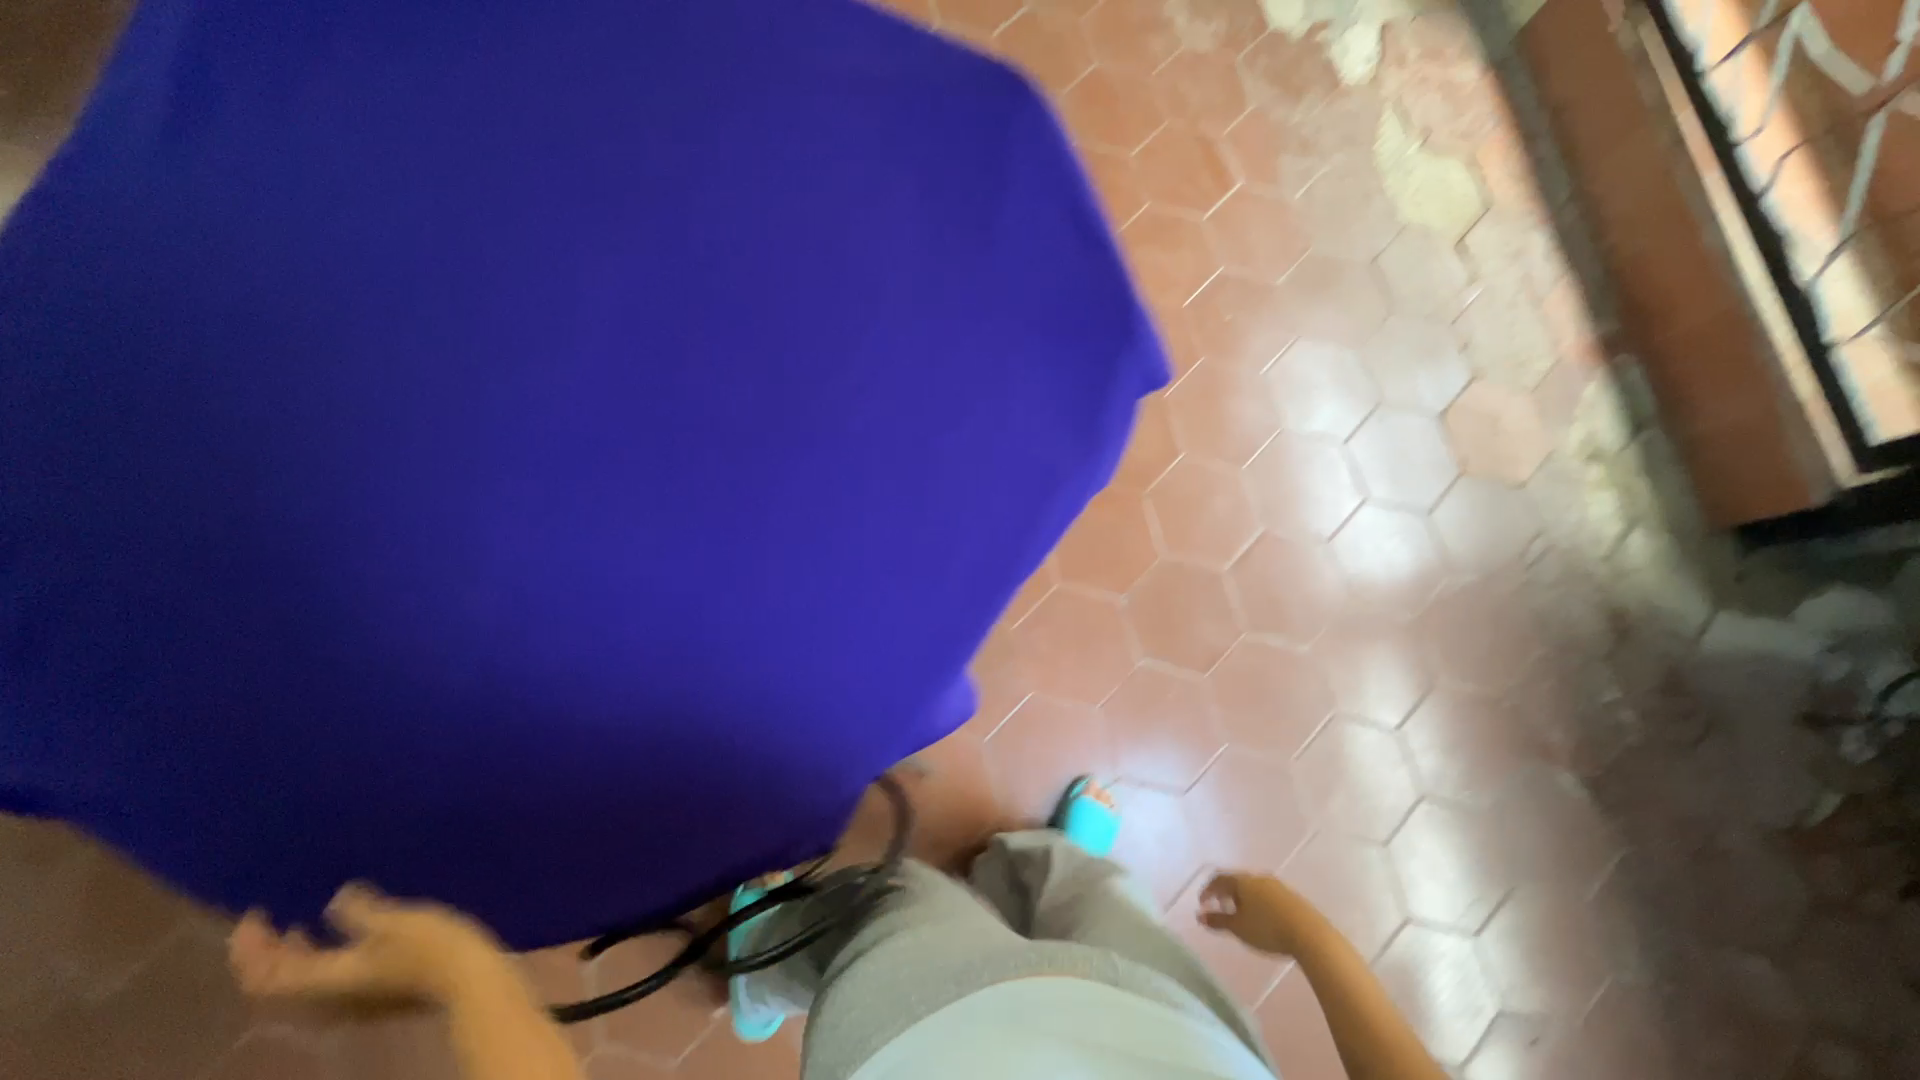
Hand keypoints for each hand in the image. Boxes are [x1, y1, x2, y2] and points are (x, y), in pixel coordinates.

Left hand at [229, 882, 512, 1006]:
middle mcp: (325, 1000)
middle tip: (269, 916)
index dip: (251, 945)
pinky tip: (341, 937)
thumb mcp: (393, 920)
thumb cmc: (430, 948)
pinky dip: (317, 960)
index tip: (257, 911)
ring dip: (291, 955)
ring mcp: (348, 1002)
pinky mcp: (370, 996)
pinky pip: (324, 982)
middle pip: (276, 982)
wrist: (470, 980)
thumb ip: (358, 910)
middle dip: (266, 950)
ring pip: (301, 983)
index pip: (264, 972)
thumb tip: (336, 898)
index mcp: (323, 982)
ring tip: (300, 923)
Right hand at [1197, 872, 1319, 956]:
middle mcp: (1259, 878)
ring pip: (1252, 887)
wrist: (1310, 935)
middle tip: (1220, 909)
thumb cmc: (1268, 929)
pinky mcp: (1291, 897)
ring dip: (1242, 899)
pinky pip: (1266, 894)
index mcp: (1243, 881)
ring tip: (1240, 916)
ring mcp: (1277, 886)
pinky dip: (1257, 903)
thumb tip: (1199, 916)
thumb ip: (1217, 921)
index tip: (1202, 905)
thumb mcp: (1238, 928)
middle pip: (1236, 881)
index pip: (1218, 878)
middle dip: (1225, 894)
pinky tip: (1261, 918)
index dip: (1207, 890)